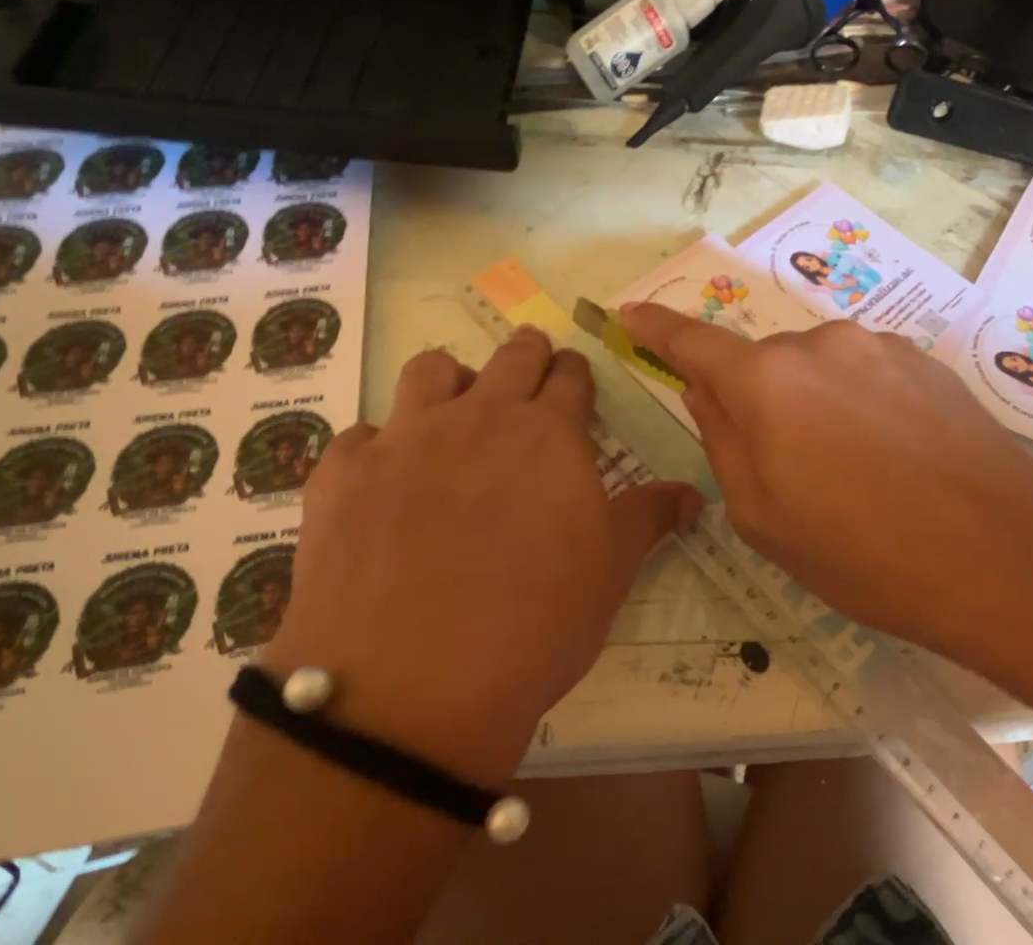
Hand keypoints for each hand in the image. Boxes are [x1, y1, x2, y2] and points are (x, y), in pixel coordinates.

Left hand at [264, 328, 699, 781]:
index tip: (574, 375)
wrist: (413, 679)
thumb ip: (647, 519)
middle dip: (525, 353)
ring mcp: (402, 442)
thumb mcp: (610, 571)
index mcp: (547, 435)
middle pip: (508, 360)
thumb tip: (691, 492)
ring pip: (428, 373)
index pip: (569, 380)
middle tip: (531, 361)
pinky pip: (361, 437)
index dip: (575, 374)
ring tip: (455, 405)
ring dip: (450, 379)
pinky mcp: (341, 477)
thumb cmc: (536, 620)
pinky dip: (378, 447)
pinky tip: (383, 481)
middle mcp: (475, 419)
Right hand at [621, 304, 1032, 707]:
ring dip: (816, 410)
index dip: (657, 330)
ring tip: (856, 478)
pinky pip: (869, 377)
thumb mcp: (764, 519)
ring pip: (821, 372)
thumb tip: (707, 393)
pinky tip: (896, 464)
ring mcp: (882, 347)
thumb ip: (723, 443)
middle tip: (790, 475)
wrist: (1002, 562)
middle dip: (761, 406)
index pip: (693, 343)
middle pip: (765, 367)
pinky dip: (862, 410)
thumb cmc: (863, 556)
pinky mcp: (930, 363)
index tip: (629, 314)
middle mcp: (821, 345)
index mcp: (766, 382)